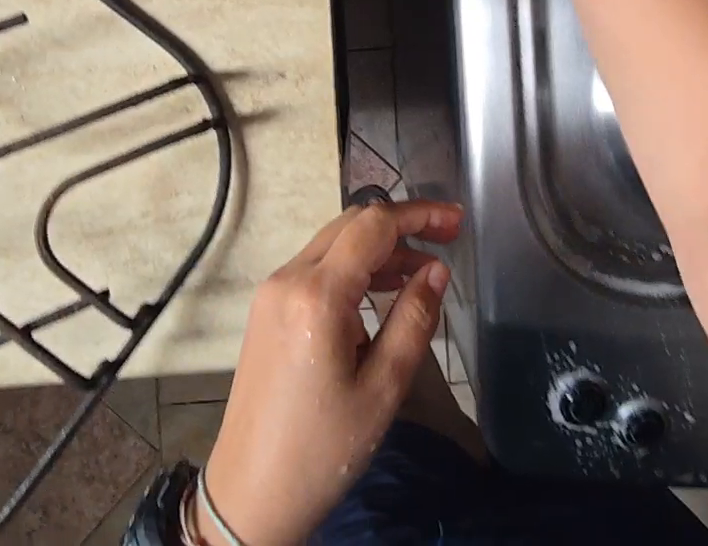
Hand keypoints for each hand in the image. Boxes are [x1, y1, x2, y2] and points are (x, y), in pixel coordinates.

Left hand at [199, 200, 463, 545]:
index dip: (419, 214)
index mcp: (317, 295)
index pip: (373, 225)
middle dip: (401, 224)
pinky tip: (381, 291)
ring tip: (423, 271)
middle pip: (351, 224)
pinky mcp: (267, 309)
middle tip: (447, 239)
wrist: (250, 493)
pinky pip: (316, 267)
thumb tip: (436, 270)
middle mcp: (288, 278)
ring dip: (378, 246)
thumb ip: (414, 320)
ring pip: (333, 243)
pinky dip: (353, 266)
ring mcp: (272, 292)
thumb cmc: (322, 449)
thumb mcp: (383, 388)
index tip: (457, 221)